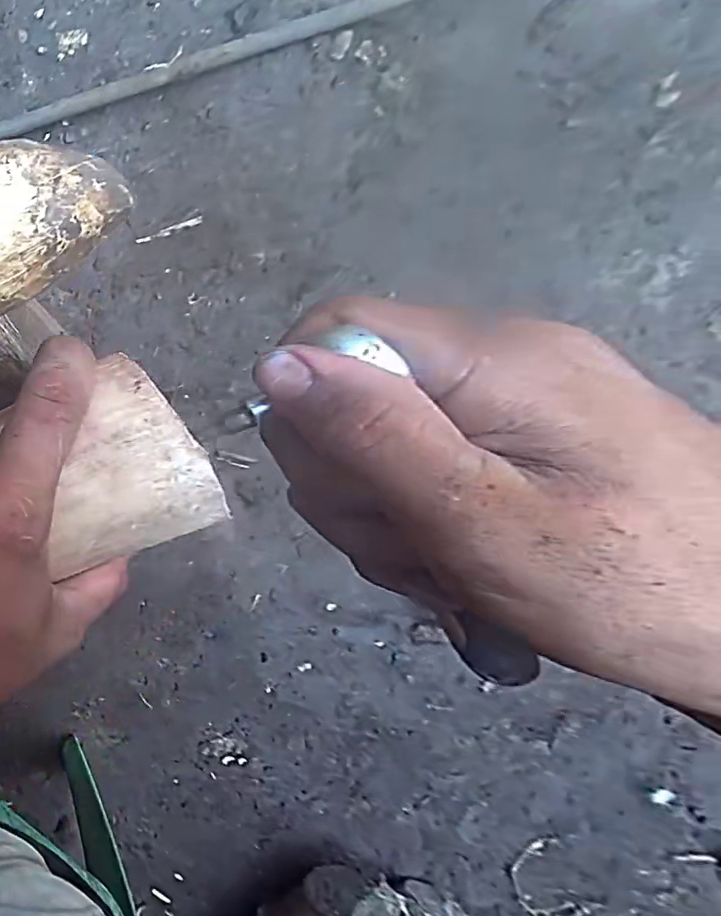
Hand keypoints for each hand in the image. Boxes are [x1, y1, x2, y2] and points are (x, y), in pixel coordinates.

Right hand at [255, 297, 720, 714]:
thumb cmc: (641, 588)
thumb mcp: (480, 517)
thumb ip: (372, 432)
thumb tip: (274, 365)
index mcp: (492, 361)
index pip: (337, 327)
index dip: (302, 389)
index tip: (331, 465)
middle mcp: (491, 362)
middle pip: (337, 391)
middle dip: (339, 473)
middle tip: (398, 533)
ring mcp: (498, 401)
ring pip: (354, 438)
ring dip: (365, 508)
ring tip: (431, 559)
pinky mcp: (500, 436)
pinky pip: (396, 459)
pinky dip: (395, 514)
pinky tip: (439, 553)